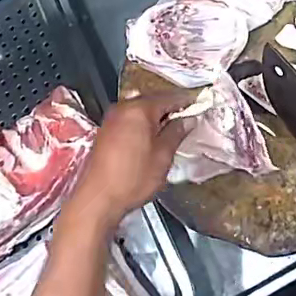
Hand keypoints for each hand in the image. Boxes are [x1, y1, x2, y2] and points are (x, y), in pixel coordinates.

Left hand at [65, 91, 194, 226]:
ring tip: (171, 129)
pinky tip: (150, 137)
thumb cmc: (133, 178)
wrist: (98, 198)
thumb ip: (176, 133)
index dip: (185, 101)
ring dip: (155, 116)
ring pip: (139, 110)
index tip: (198, 105)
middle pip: (151, 100)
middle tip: (187, 118)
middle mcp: (122, 108)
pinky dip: (141, 124)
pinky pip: (128, 119)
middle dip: (169, 108)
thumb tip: (187, 120)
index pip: (168, 97)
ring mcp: (111, 119)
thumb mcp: (163, 156)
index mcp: (139, 110)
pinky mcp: (105, 131)